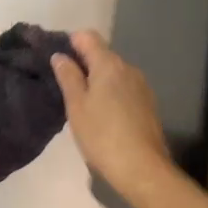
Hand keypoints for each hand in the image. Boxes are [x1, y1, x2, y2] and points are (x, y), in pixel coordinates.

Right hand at [51, 30, 172, 181]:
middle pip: (102, 54)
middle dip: (84, 64)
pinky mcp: (149, 105)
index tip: (58, 59)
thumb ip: (68, 76)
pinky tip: (104, 116)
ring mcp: (141, 86)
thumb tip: (60, 56)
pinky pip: (125, 89)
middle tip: (67, 86)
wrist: (144, 171)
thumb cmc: (103, 135)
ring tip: (84, 104)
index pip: (88, 36)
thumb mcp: (76, 106)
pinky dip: (112, 94)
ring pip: (114, 73)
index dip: (71, 42)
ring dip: (99, 81)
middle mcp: (128, 68)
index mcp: (109, 63)